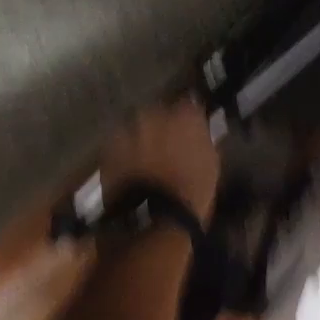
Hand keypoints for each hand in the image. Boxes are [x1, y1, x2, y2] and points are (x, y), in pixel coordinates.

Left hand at [100, 98, 220, 221]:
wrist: (156, 215)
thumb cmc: (193, 189)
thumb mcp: (210, 161)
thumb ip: (202, 138)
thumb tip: (198, 130)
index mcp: (186, 116)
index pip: (188, 103)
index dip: (187, 116)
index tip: (189, 126)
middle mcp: (155, 114)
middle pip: (158, 112)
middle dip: (161, 124)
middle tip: (165, 142)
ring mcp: (129, 129)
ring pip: (136, 127)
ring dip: (140, 137)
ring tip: (145, 157)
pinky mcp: (108, 148)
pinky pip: (119, 144)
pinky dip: (124, 152)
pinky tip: (130, 167)